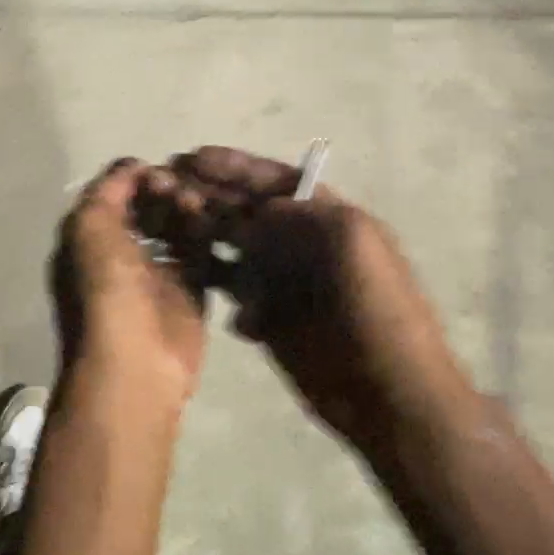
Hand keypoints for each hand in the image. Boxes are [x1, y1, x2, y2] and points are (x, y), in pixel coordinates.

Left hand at [51, 159, 208, 405]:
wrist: (133, 364)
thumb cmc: (103, 289)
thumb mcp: (90, 226)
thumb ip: (110, 189)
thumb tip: (134, 166)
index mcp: (89, 238)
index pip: (114, 195)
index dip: (135, 178)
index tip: (157, 173)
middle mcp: (120, 252)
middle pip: (147, 207)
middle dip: (164, 190)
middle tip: (180, 188)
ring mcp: (156, 272)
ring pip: (175, 226)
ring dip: (185, 208)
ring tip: (196, 204)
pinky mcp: (190, 291)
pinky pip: (200, 252)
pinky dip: (205, 232)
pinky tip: (211, 221)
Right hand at [156, 146, 466, 442]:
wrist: (390, 396)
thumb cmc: (378, 313)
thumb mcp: (350, 243)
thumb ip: (302, 214)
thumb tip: (260, 209)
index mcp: (327, 219)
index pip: (274, 181)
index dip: (234, 167)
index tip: (192, 157)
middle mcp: (302, 243)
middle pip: (247, 209)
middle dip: (209, 195)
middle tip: (164, 187)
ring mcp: (283, 281)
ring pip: (233, 248)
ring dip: (202, 237)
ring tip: (167, 232)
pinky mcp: (268, 317)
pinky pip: (231, 290)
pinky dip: (214, 284)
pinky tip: (193, 276)